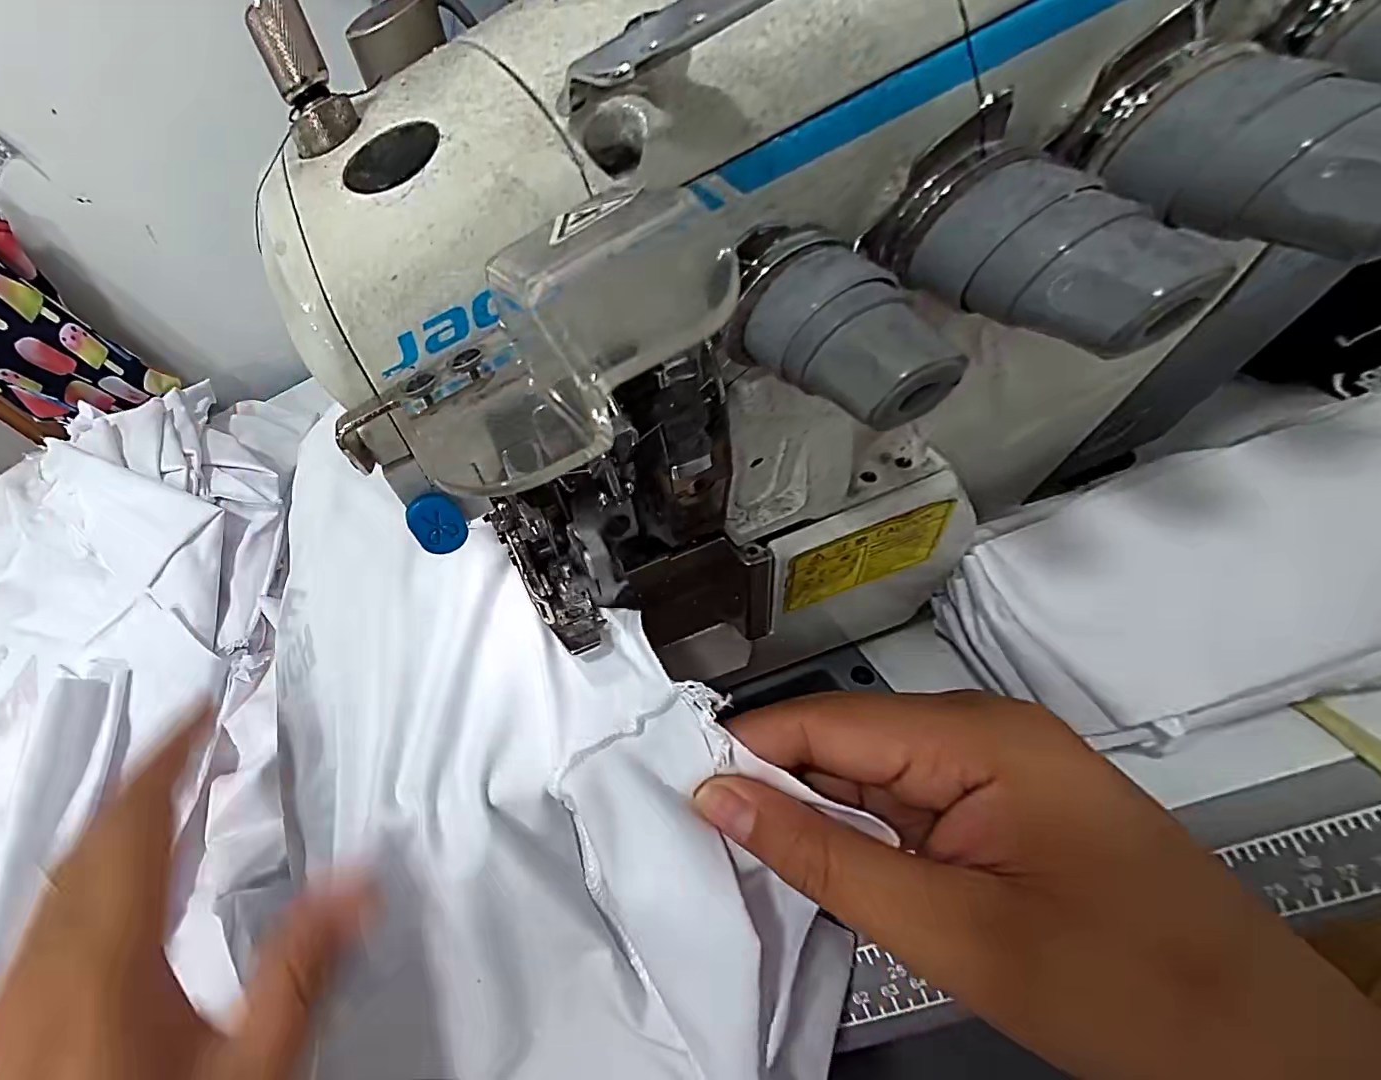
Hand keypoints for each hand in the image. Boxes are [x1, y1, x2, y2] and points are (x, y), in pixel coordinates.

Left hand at [0, 707, 373, 1079]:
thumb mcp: (247, 1068)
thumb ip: (304, 966)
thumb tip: (362, 882)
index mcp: (106, 952)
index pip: (138, 819)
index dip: (171, 752)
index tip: (203, 710)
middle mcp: (49, 956)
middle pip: (94, 832)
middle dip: (148, 772)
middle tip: (196, 738)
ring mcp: (16, 987)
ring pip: (64, 866)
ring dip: (117, 813)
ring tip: (166, 789)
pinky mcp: (6, 1016)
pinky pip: (49, 905)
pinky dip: (91, 859)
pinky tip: (115, 878)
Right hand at [693, 691, 1380, 1079]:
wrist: (1284, 1070)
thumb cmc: (1136, 997)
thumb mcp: (953, 930)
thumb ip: (817, 855)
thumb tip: (712, 796)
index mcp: (978, 736)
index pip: (821, 720)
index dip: (745, 751)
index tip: (687, 791)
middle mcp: (977, 730)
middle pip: (835, 739)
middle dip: (773, 783)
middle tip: (711, 826)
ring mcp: (984, 763)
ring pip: (855, 769)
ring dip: (807, 808)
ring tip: (756, 845)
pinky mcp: (984, 799)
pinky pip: (886, 796)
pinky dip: (846, 825)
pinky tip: (821, 856)